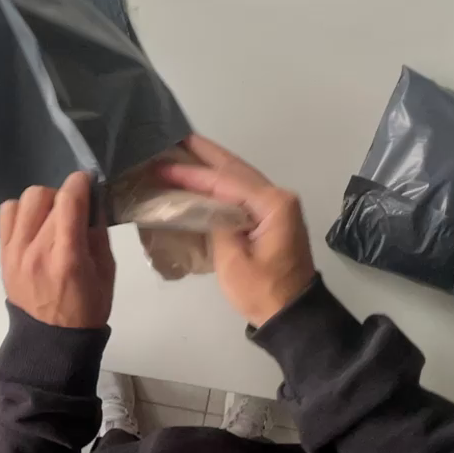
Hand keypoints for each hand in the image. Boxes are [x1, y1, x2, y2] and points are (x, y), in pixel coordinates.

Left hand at [0, 171, 115, 328]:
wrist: (50, 339)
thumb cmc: (86, 309)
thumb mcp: (106, 272)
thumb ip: (98, 233)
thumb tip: (92, 202)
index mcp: (67, 258)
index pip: (69, 200)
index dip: (80, 183)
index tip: (88, 182)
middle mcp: (36, 251)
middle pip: (44, 196)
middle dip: (64, 196)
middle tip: (73, 212)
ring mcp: (14, 252)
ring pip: (23, 200)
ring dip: (42, 203)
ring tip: (51, 220)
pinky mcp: (2, 255)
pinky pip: (7, 215)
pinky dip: (22, 212)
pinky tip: (34, 226)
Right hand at [154, 135, 315, 327]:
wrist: (292, 315)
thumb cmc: (262, 292)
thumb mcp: (233, 261)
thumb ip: (216, 224)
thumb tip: (200, 204)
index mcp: (273, 204)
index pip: (225, 180)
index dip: (190, 173)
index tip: (161, 165)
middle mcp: (278, 197)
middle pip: (235, 168)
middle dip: (203, 154)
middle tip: (174, 137)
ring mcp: (276, 206)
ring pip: (238, 177)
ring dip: (211, 164)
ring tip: (183, 150)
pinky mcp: (269, 218)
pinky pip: (241, 191)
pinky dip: (220, 182)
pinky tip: (202, 178)